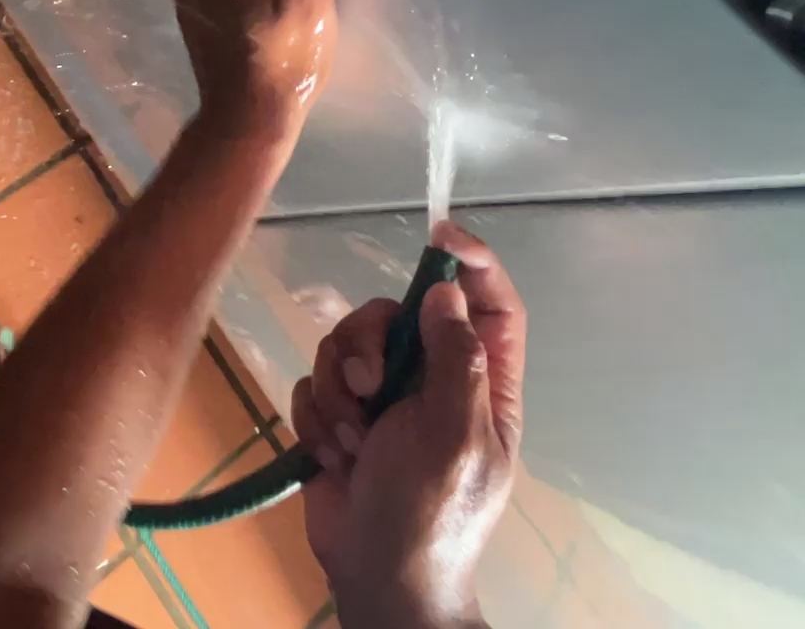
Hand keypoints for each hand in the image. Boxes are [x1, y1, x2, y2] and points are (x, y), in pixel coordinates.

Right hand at [291, 222, 526, 628]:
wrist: (374, 570)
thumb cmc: (430, 511)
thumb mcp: (455, 436)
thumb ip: (454, 360)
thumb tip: (446, 290)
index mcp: (478, 381)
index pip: (490, 306)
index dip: (473, 262)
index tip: (440, 233)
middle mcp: (429, 377)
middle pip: (392, 315)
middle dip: (367, 347)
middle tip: (368, 391)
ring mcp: (381, 394)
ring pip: (343, 344)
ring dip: (337, 394)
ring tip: (351, 442)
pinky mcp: (338, 410)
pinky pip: (314, 381)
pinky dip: (318, 417)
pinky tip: (334, 456)